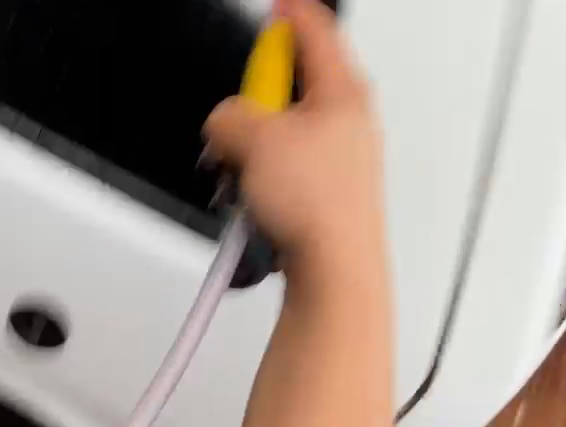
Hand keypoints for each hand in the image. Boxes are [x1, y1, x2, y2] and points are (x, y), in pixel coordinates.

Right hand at [203, 0, 384, 277]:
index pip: (313, 33)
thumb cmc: (317, 204)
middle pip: (283, 94)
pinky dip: (255, 182)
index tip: (273, 8)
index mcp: (340, 91)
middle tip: (229, 135)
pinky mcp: (318, 191)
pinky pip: (276, 172)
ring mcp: (332, 157)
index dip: (286, 16)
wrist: (333, 263)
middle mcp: (342, 119)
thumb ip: (229, 117)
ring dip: (244, 156)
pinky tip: (249, 203)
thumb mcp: (256, 143)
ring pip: (274, 139)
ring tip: (238, 181)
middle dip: (246, 113)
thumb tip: (223, 120)